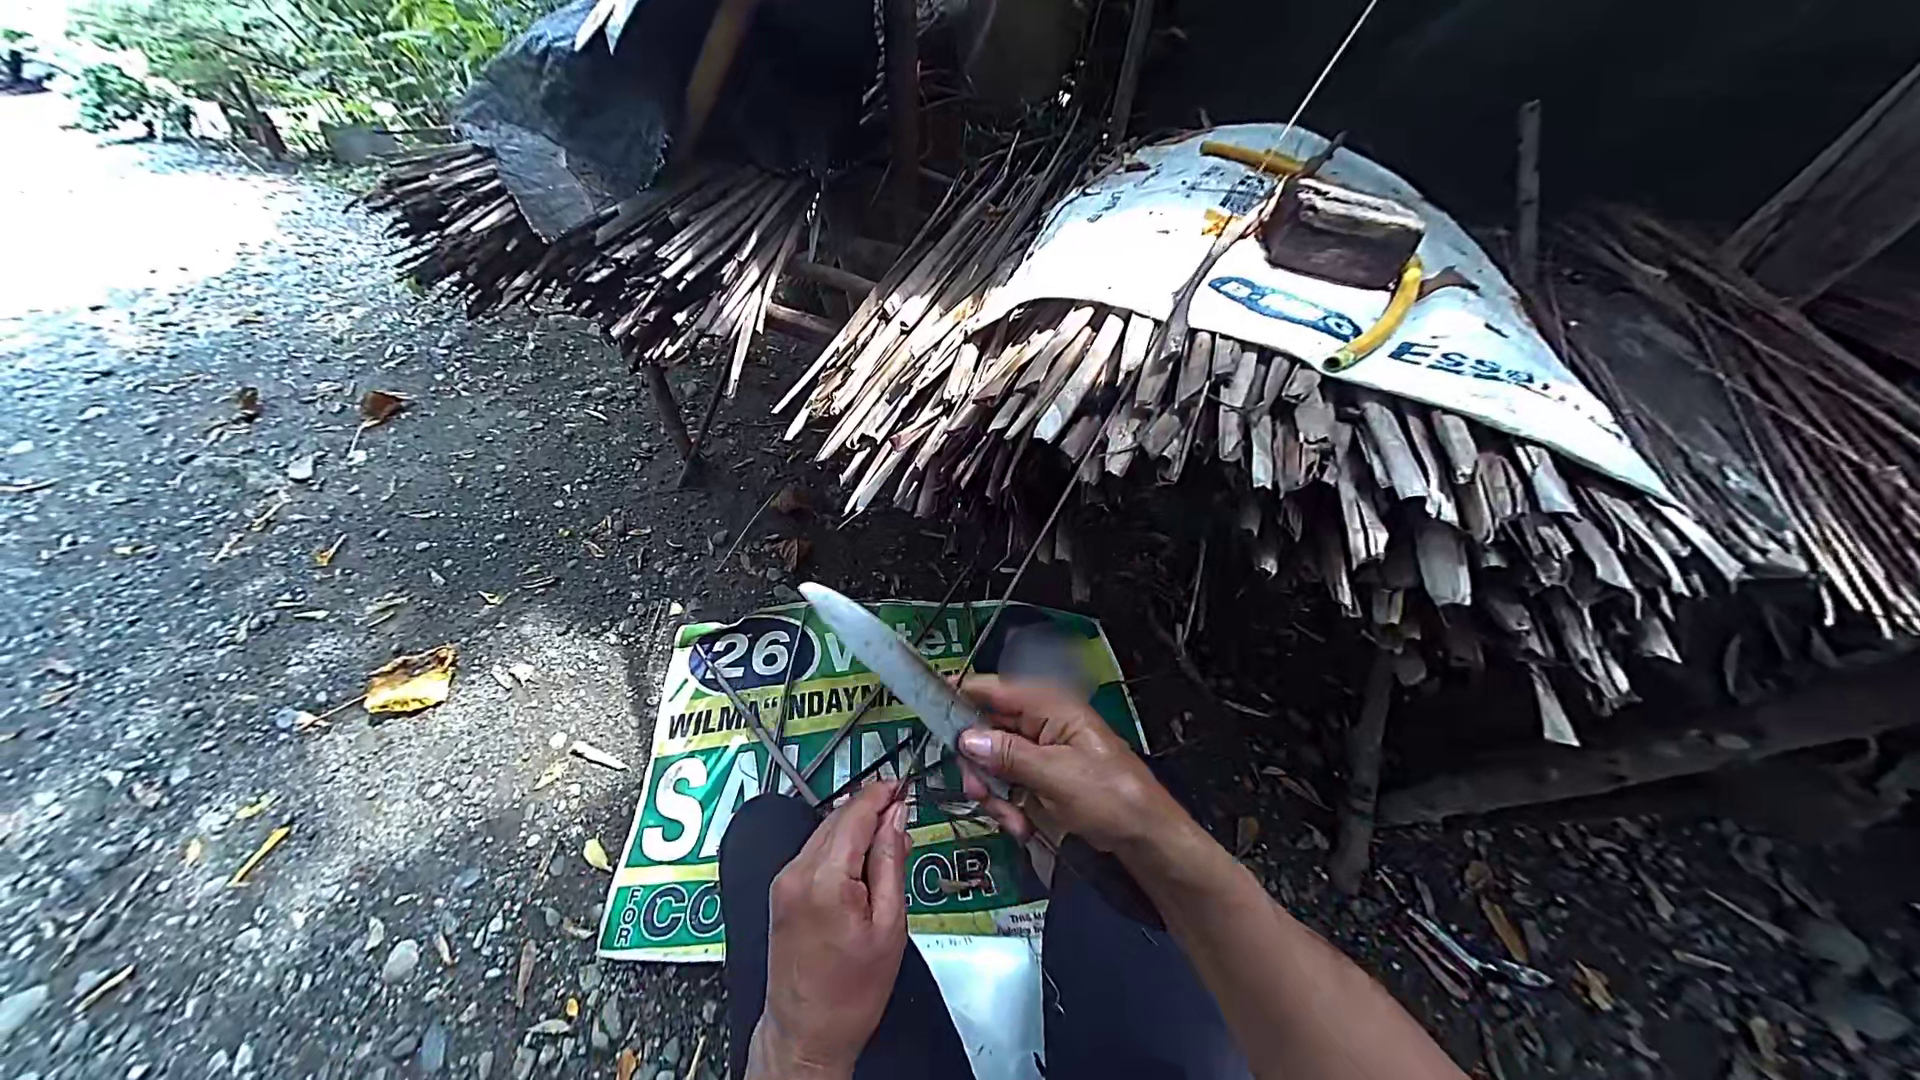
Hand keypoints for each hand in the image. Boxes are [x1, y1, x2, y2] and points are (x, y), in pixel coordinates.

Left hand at [749, 780, 910, 1079]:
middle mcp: (796, 873)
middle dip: (872, 808)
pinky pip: (816, 849)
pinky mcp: (782, 890)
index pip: (855, 813)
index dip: (882, 793)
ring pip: (826, 829)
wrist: (806, 1036)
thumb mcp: (889, 924)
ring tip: (889, 841)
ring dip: (857, 826)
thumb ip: (891, 860)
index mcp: (825, 880)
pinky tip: (863, 860)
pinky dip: (841, 844)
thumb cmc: (850, 994)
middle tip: (903, 813)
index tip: (902, 786)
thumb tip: (896, 817)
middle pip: (839, 816)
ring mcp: (784, 881)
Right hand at [954, 674, 1186, 854]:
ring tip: (1012, 819)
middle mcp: (1039, 722)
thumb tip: (966, 737)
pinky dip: (1006, 805)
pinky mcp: (1037, 776)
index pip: (993, 689)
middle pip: (984, 730)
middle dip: (979, 766)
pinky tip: (1021, 824)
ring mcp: (1037, 750)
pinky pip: (1004, 783)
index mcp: (1049, 706)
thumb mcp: (1057, 776)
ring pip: (989, 761)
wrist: (1144, 838)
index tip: (930, 711)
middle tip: (981, 793)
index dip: (959, 696)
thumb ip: (1009, 754)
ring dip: (993, 793)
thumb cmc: (1112, 797)